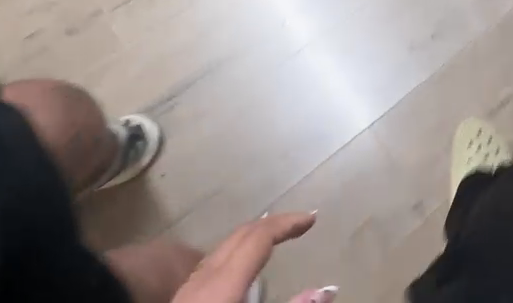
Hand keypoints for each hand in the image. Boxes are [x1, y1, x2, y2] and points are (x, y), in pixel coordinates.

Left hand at [171, 211, 334, 302]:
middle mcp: (201, 280)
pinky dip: (233, 256)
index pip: (259, 237)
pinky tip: (238, 275)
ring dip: (250, 240)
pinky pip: (210, 266)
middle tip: (298, 226)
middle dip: (270, 225)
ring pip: (221, 249)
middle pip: (239, 236)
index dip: (287, 223)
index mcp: (222, 285)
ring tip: (273, 242)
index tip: (312, 220)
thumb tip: (328, 290)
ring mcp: (184, 293)